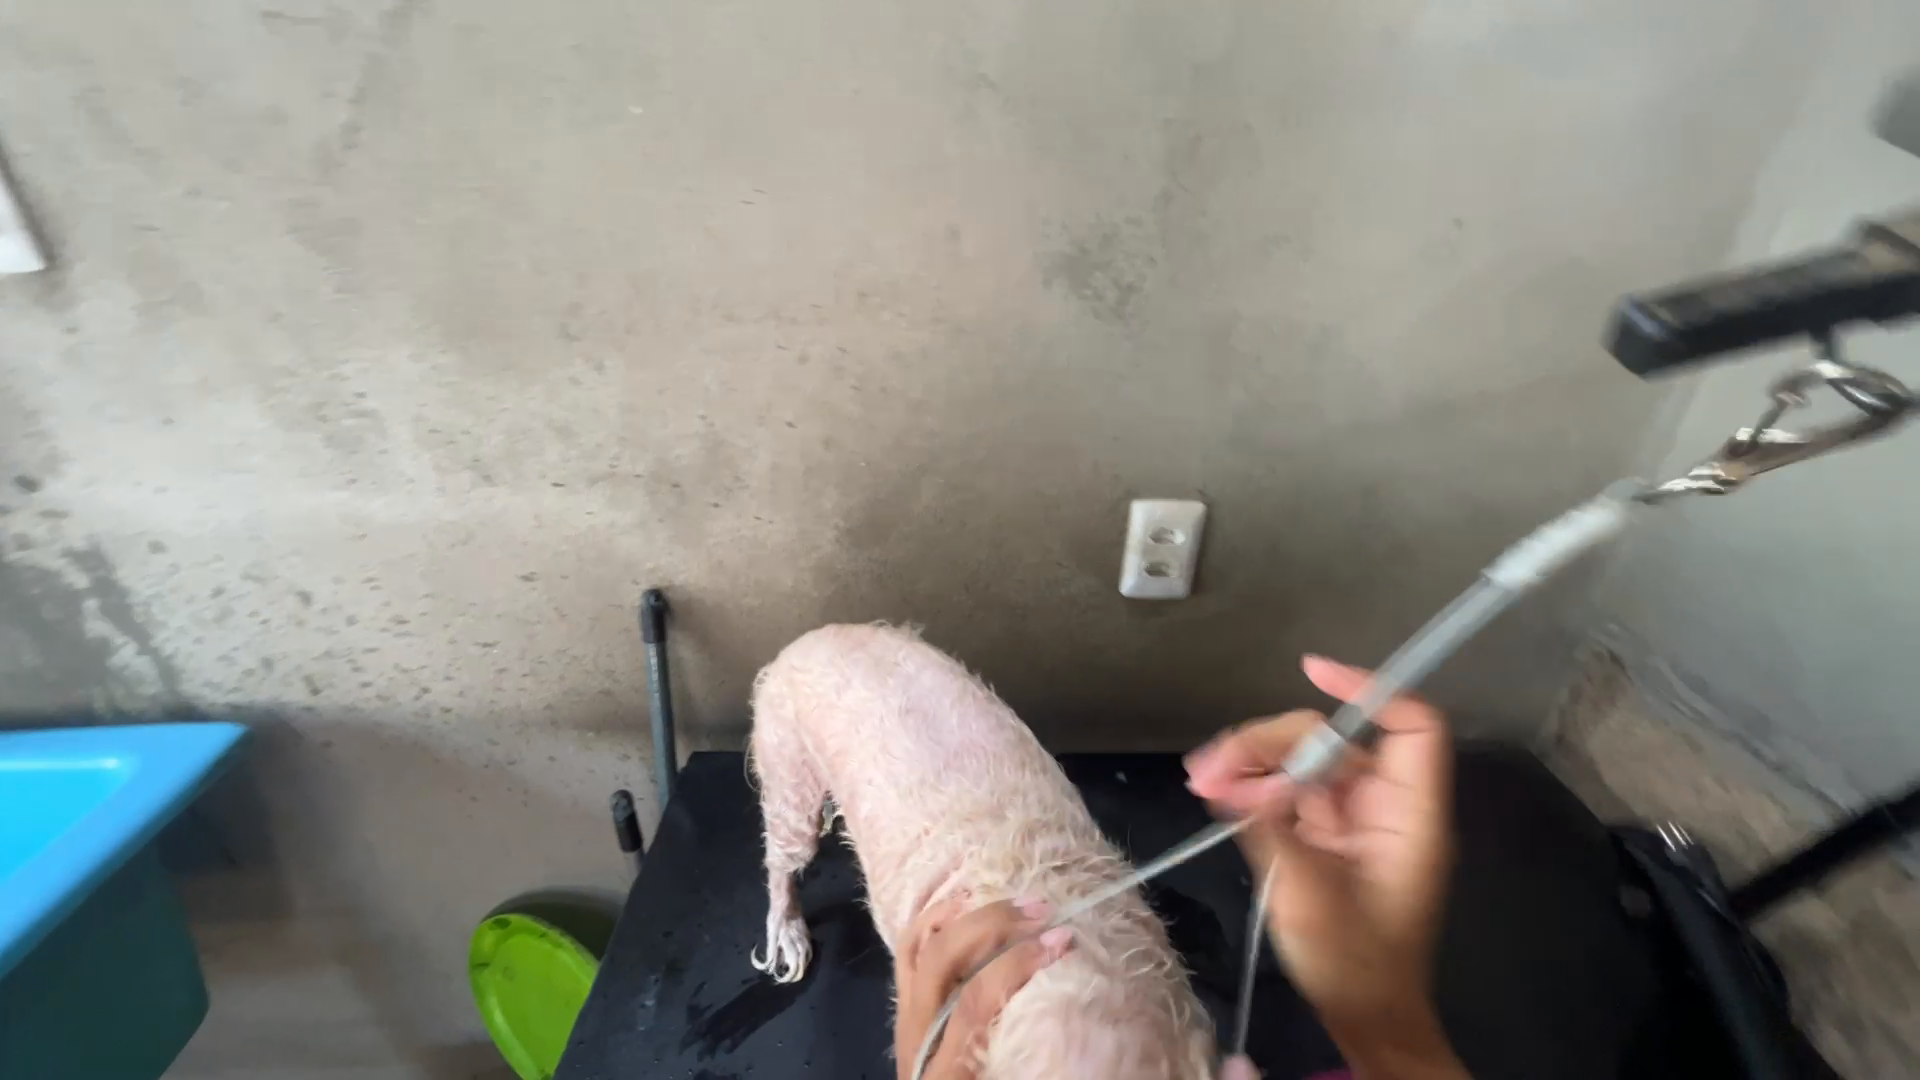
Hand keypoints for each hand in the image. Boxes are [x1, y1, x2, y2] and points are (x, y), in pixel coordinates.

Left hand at [894, 895, 1071, 1079]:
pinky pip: (909, 950)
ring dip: (964, 914)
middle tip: (1042, 910)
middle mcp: (916, 1037)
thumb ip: (1034, 1061)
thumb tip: (1083, 1027)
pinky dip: (935, 919)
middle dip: (994, 925)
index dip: (1020, 963)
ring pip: (919, 946)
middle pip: (943, 958)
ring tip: (1008, 899)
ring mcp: (905, 1019)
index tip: (1065, 940)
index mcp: (948, 1070)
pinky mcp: (904, 1009)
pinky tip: (966, 901)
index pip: (977, 999)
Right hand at [1187, 655, 1466, 1078]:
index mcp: (1407, 816)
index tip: (1310, 671)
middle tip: (1212, 769)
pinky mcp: (1314, 826)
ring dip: (1246, 760)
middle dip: (1267, 743)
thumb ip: (1272, 832)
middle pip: (1327, 738)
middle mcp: (1378, 802)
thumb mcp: (1311, 900)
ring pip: (1295, 756)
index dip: (1370, 690)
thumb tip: (1225, 781)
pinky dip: (1244, 782)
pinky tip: (1211, 789)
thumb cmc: (1355, 967)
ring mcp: (1344, 813)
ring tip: (1200, 780)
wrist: (1360, 1015)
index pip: (1411, 728)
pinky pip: (1277, 785)